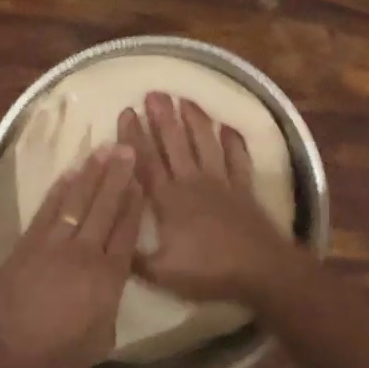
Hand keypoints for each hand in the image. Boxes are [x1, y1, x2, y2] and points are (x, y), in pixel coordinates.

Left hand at [0, 145, 144, 367]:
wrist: (11, 354)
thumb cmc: (61, 354)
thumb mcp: (104, 335)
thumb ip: (110, 302)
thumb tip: (109, 283)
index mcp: (109, 277)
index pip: (126, 231)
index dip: (134, 204)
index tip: (141, 179)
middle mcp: (84, 253)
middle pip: (105, 207)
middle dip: (118, 176)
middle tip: (127, 148)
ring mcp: (53, 245)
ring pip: (76, 201)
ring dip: (91, 174)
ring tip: (103, 150)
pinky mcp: (27, 244)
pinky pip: (47, 210)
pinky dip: (59, 190)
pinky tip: (70, 173)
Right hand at [118, 93, 298, 304]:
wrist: (261, 271)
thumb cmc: (208, 273)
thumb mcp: (161, 274)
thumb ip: (133, 258)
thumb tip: (107, 241)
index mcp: (168, 201)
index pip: (146, 162)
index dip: (134, 137)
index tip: (126, 112)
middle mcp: (193, 183)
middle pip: (174, 143)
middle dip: (162, 117)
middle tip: (153, 92)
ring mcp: (221, 183)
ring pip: (205, 143)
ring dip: (195, 119)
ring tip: (185, 99)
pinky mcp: (244, 189)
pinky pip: (238, 159)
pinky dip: (234, 142)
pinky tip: (228, 128)